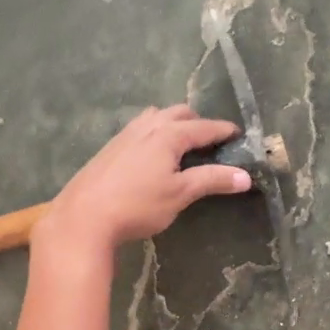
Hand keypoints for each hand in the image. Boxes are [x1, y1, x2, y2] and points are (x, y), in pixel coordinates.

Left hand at [37, 105, 251, 254]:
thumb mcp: (180, 194)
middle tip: (211, 142)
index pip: (204, 127)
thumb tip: (245, 176)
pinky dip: (155, 133)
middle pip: (178, 114)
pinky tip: (152, 156)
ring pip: (156, 118)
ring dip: (173, 124)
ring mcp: (125, 135)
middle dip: (198, 123)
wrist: (84, 216)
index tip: (239, 135)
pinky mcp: (110, 148)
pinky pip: (140, 129)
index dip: (223, 131)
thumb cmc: (138, 204)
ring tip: (182, 145)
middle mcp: (147, 126)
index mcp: (168, 134)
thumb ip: (212, 180)